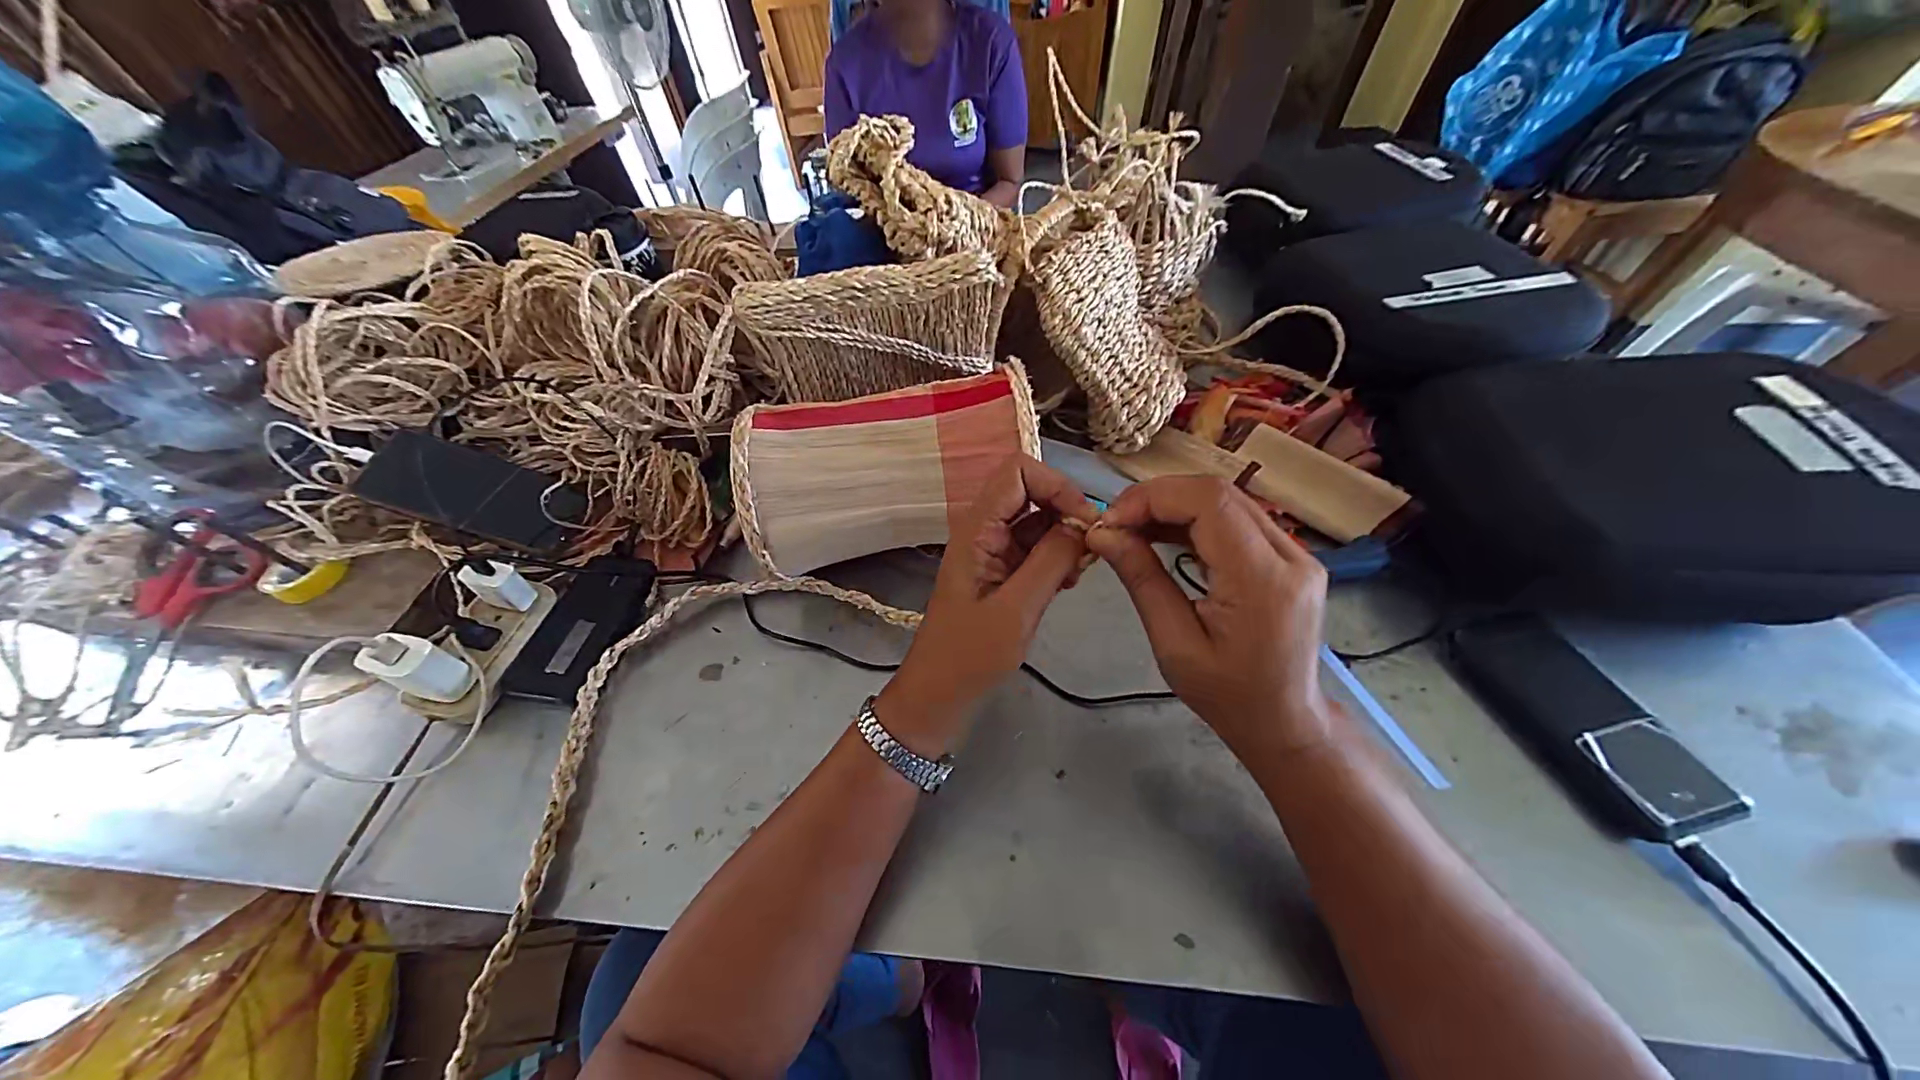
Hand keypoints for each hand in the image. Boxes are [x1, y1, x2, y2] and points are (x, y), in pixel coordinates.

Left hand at [875, 454, 1096, 753]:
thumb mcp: (1016, 609)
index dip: (1056, 485)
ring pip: (1038, 520)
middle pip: (1032, 491)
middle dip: (1066, 511)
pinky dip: (1058, 557)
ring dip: (1065, 537)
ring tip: (1079, 574)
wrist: (938, 695)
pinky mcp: (1003, 572)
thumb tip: (1084, 524)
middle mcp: (984, 530)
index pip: (1018, 470)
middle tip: (1091, 551)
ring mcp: (993, 551)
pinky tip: (1068, 584)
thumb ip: (1051, 560)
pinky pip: (1036, 548)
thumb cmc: (969, 656)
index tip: (1085, 521)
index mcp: (977, 529)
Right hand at [1083, 476, 1332, 758]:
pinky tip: (1163, 535)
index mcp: (1263, 581)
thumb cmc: (1227, 695)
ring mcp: (1297, 553)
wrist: (1285, 721)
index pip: (1209, 503)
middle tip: (1115, 524)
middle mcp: (1290, 556)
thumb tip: (1103, 533)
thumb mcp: (1173, 644)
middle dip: (1157, 498)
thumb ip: (1142, 579)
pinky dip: (1194, 518)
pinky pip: (1237, 518)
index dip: (1153, 498)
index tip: (1111, 522)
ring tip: (1132, 529)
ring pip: (1227, 499)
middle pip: (1217, 493)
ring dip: (1173, 505)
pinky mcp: (1291, 556)